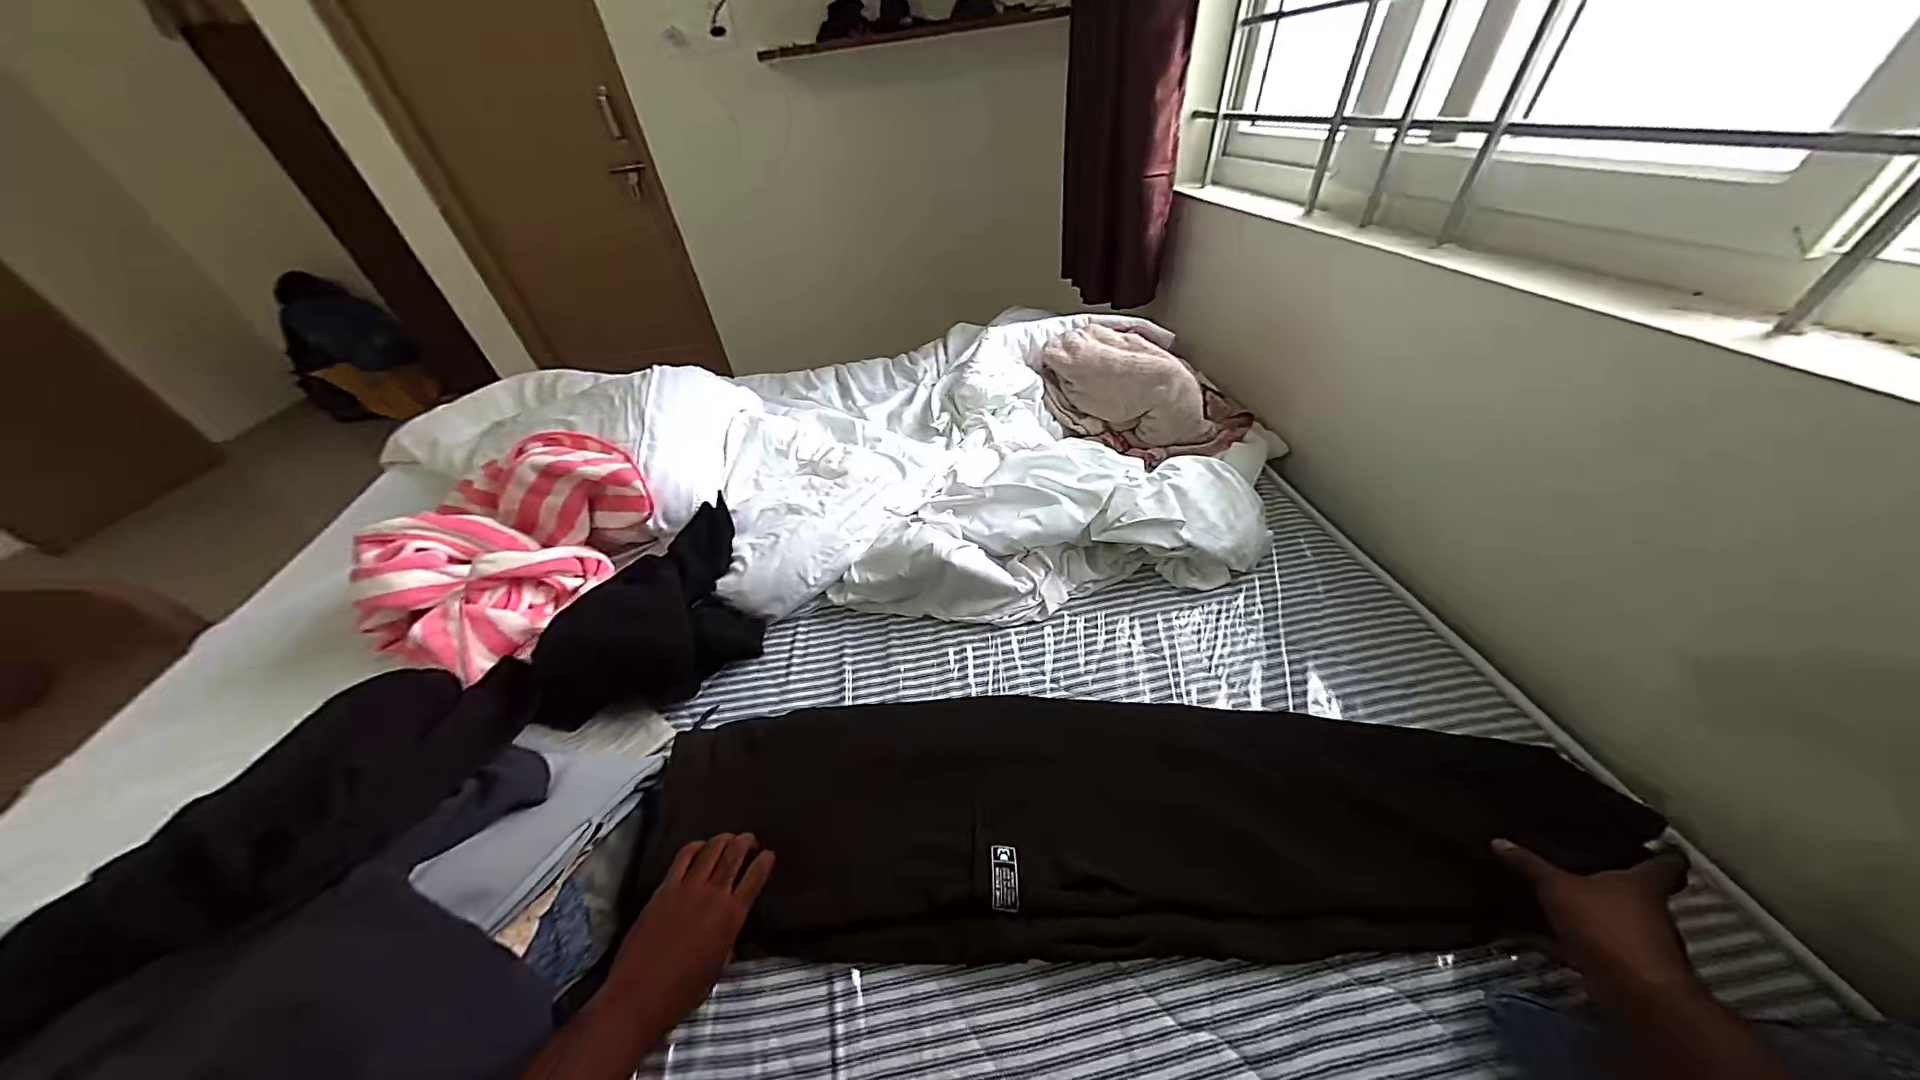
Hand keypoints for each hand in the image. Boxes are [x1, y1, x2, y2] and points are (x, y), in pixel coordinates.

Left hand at [607, 833, 774, 1030]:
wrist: (638, 996)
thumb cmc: (682, 991)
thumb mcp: (719, 965)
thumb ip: (730, 937)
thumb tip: (731, 922)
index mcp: (732, 916)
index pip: (755, 877)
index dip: (765, 861)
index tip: (768, 855)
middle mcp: (713, 896)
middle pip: (735, 854)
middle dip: (746, 841)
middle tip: (750, 840)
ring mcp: (688, 889)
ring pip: (712, 849)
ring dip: (724, 839)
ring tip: (729, 839)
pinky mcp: (664, 889)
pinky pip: (684, 857)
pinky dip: (696, 846)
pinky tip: (700, 847)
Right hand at [1492, 838, 1694, 1006]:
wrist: (1633, 991)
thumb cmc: (1605, 925)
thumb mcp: (1556, 886)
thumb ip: (1529, 864)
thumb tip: (1499, 841)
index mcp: (1643, 886)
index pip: (1664, 864)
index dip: (1659, 852)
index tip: (1650, 843)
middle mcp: (1648, 911)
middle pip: (1632, 890)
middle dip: (1605, 879)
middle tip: (1574, 862)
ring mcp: (1636, 941)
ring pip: (1607, 917)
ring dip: (1581, 910)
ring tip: (1544, 893)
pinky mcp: (1618, 964)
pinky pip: (1583, 943)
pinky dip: (1558, 938)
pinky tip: (1526, 930)